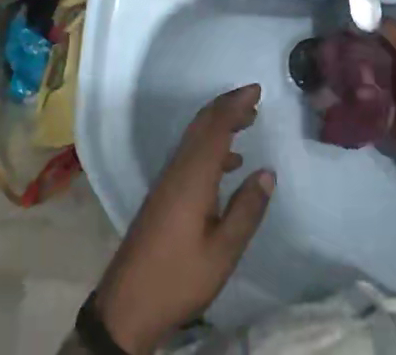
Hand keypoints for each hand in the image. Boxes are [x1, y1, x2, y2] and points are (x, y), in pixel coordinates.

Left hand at [94, 84, 275, 353]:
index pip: (215, 128)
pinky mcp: (164, 195)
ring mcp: (167, 182)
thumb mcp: (223, 251)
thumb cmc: (179, 277)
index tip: (257, 90)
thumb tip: (267, 172)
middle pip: (201, 125)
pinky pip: (190, 155)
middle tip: (254, 97)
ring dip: (219, 124)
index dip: (235, 105)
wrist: (128, 305)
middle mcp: (177, 170)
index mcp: (193, 177)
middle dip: (227, 107)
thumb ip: (246, 210)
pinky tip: (229, 163)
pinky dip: (211, 146)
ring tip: (247, 121)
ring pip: (194, 138)